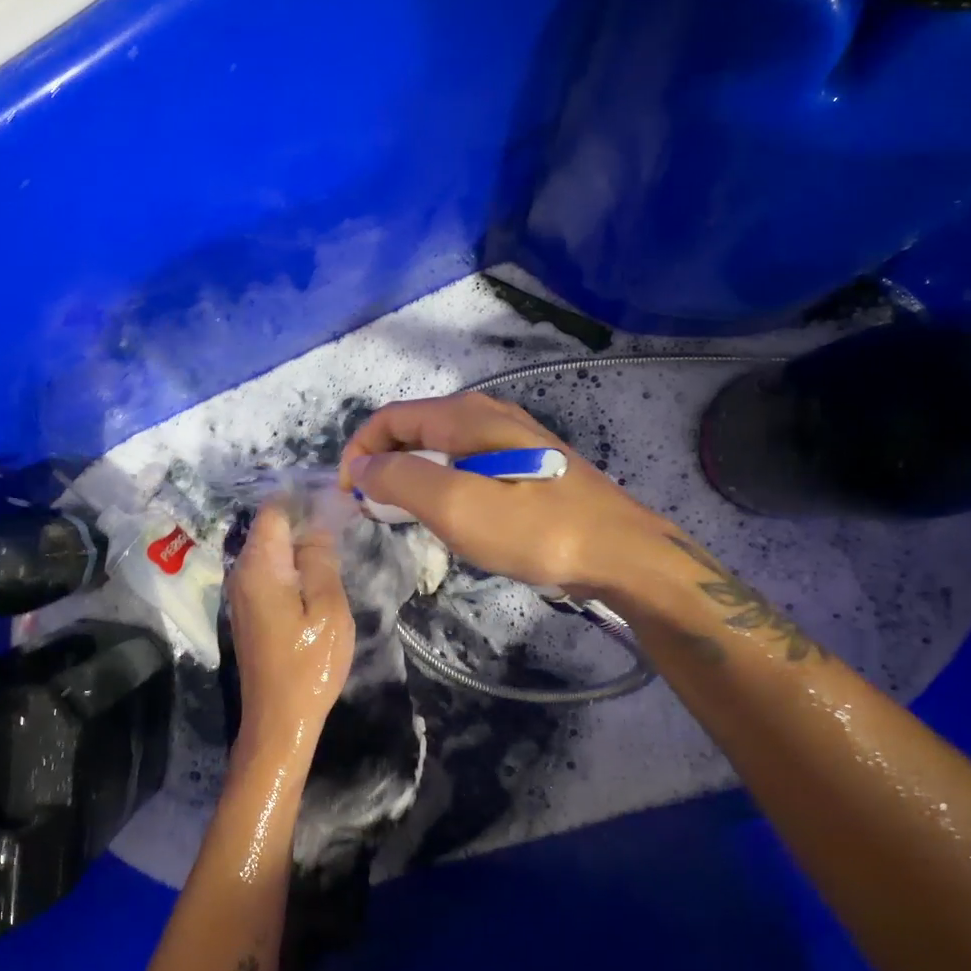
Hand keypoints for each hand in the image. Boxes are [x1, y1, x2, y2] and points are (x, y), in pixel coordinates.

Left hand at [226, 503, 354, 741]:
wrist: (279, 718)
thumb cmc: (309, 664)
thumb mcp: (328, 608)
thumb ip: (321, 559)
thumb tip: (317, 522)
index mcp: (259, 566)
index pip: (275, 510)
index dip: (304, 499)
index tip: (337, 499)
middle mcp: (241, 572)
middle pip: (270, 528)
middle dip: (304, 519)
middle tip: (345, 521)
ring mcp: (241, 593)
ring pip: (271, 551)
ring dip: (300, 544)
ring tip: (338, 547)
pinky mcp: (248, 610)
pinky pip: (269, 573)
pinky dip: (292, 567)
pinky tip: (318, 576)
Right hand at [340, 392, 676, 594]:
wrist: (621, 554)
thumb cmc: (534, 529)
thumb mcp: (454, 505)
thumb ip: (400, 478)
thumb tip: (363, 467)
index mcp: (465, 416)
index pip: (389, 418)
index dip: (359, 451)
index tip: (349, 495)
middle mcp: (487, 415)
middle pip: (414, 427)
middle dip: (382, 462)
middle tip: (371, 508)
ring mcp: (512, 439)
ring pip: (440, 447)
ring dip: (410, 474)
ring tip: (402, 515)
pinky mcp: (529, 466)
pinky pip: (466, 464)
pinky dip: (441, 483)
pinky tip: (450, 517)